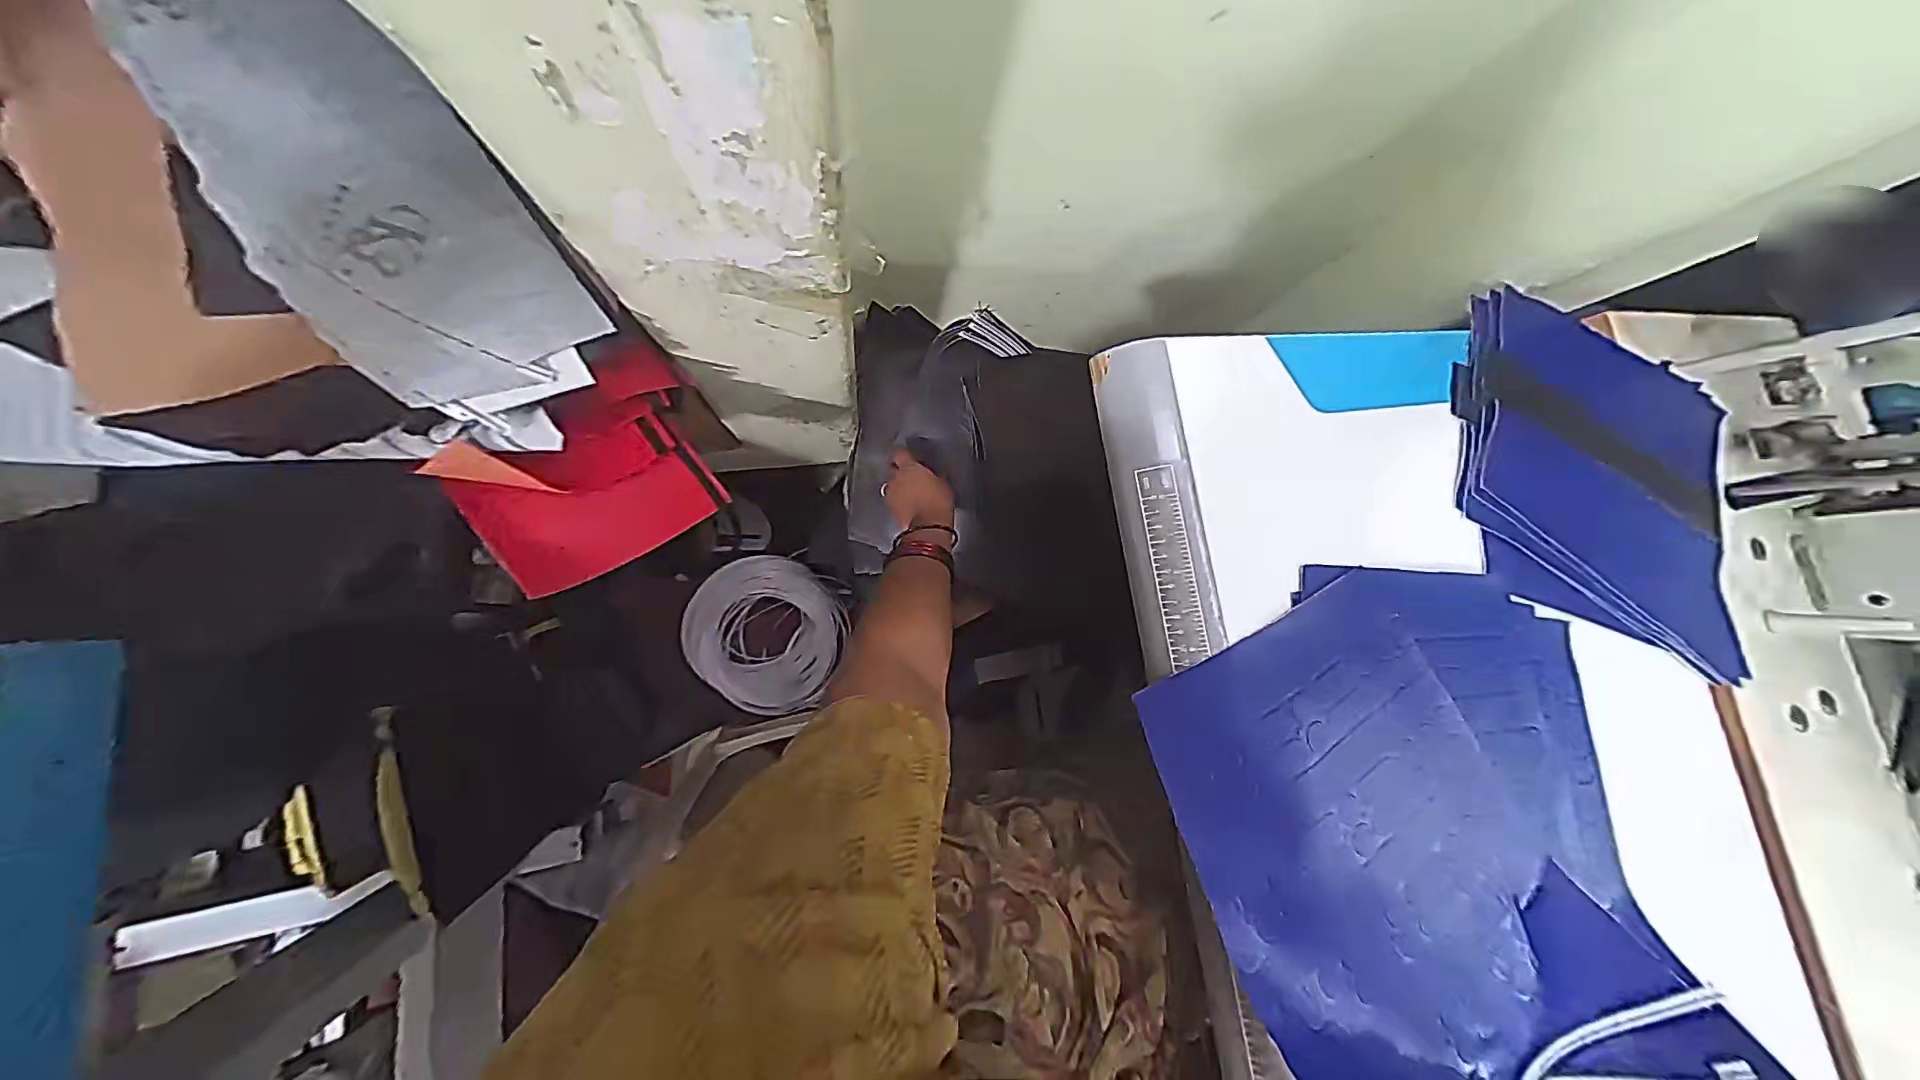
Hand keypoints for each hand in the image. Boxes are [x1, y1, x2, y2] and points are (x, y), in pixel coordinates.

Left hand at [884, 448, 954, 532]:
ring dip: (898, 487)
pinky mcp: (890, 509)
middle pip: (893, 469)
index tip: (911, 459)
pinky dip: (898, 501)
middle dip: (900, 472)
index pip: (900, 453)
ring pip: (891, 485)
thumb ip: (935, 475)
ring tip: (910, 494)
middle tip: (912, 477)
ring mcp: (890, 494)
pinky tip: (908, 505)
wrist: (928, 527)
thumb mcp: (943, 484)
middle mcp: (896, 478)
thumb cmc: (938, 502)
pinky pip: (892, 500)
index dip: (906, 456)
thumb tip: (935, 474)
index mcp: (909, 468)